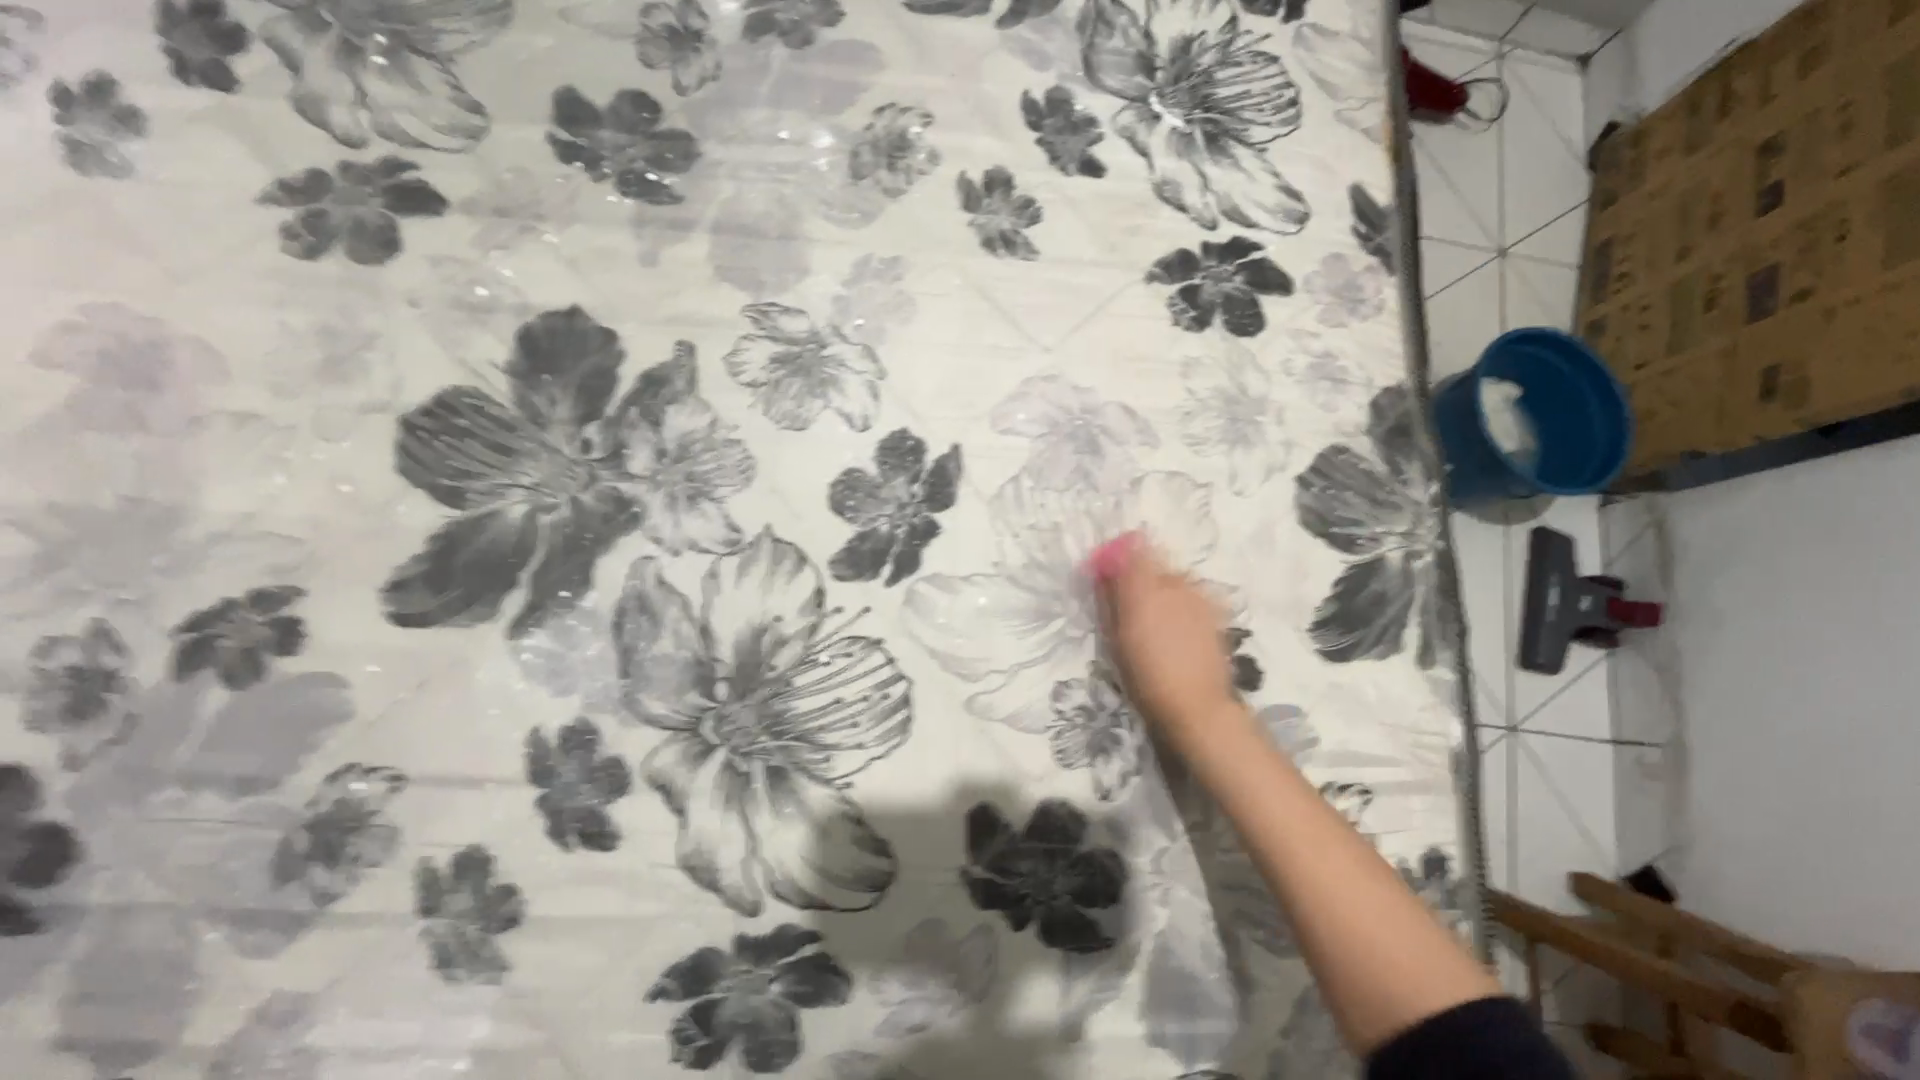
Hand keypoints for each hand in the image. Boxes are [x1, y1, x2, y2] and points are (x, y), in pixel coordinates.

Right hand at [1090, 533, 1250, 760]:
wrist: (1197, 706)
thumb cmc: (1145, 678)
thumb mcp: (1115, 640)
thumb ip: (1109, 600)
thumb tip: (1102, 572)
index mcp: (1143, 590)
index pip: (1131, 550)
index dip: (1118, 557)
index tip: (1108, 575)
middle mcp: (1174, 583)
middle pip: (1153, 564)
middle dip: (1140, 578)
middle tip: (1131, 610)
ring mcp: (1199, 595)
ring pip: (1174, 579)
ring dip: (1162, 591)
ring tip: (1157, 624)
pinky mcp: (1216, 610)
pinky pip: (1192, 595)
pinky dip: (1181, 604)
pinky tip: (1179, 631)